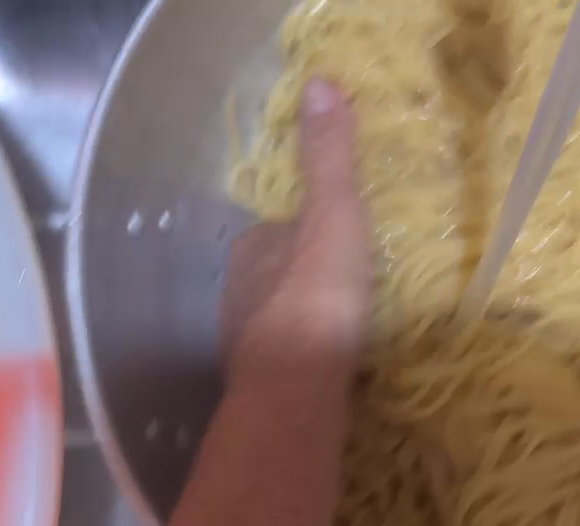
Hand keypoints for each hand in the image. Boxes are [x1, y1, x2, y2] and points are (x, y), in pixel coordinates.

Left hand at [219, 78, 371, 385]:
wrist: (296, 387)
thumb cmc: (316, 298)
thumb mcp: (332, 217)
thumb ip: (329, 160)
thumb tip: (319, 82)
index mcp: (251, 252)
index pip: (275, 231)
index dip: (304, 232)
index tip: (334, 239)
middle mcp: (237, 297)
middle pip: (273, 279)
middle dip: (300, 280)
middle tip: (342, 286)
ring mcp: (244, 346)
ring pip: (275, 323)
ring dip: (300, 323)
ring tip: (339, 329)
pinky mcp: (260, 387)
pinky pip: (284, 363)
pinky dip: (302, 361)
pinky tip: (326, 369)